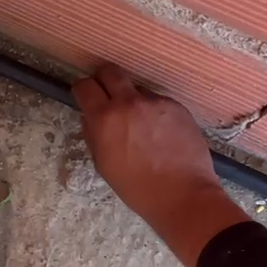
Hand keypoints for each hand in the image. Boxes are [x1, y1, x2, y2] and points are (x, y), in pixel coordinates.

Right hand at [72, 65, 248, 266]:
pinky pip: (158, 102)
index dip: (83, 91)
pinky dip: (155, 112)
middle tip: (107, 95)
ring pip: (137, 89)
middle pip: (110, 71)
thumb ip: (93, 135)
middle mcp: (129, 103)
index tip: (85, 97)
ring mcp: (155, 102)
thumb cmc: (137, 188)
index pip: (85, 86)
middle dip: (104, 80)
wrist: (183, 195)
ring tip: (142, 126)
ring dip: (134, 100)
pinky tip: (161, 134)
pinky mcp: (176, 106)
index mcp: (105, 118)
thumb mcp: (104, 164)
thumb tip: (91, 117)